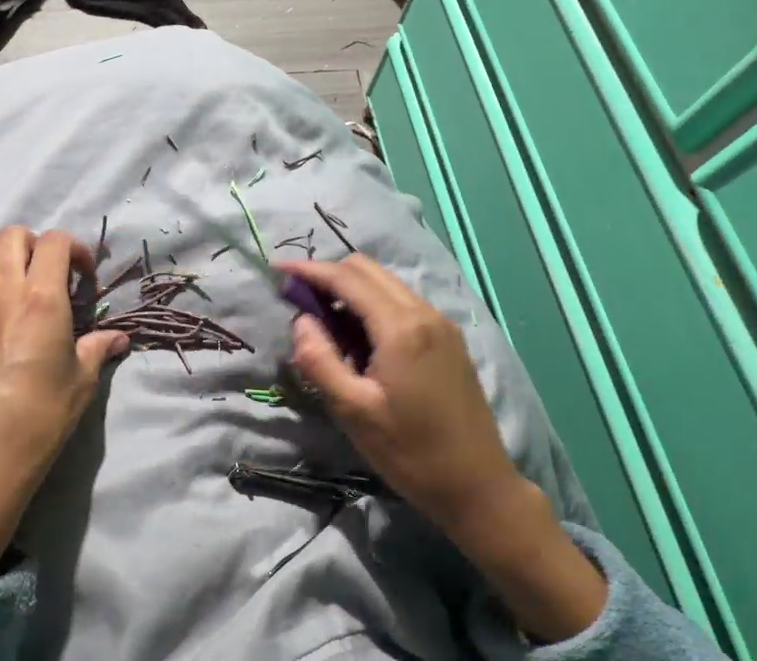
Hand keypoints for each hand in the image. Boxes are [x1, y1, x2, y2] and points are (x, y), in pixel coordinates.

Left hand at [0, 227, 128, 591]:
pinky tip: (1, 340)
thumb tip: (117, 338)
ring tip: (28, 312)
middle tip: (54, 281)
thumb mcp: (80, 383)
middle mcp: (1, 293)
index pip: (55, 241)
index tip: (84, 279)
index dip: (75, 249)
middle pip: (13, 236)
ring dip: (13, 273)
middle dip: (38, 246)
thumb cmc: (39, 419)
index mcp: (39, 299)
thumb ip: (97, 348)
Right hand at [283, 255, 606, 643]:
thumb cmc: (412, 454)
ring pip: (386, 282)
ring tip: (323, 321)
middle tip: (298, 300)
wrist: (480, 487)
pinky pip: (402, 302)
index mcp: (401, 328)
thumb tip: (301, 321)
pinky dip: (373, 304)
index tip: (277, 270)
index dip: (308, 269)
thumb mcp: (354, 413)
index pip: (346, 278)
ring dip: (351, 289)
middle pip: (367, 269)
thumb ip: (320, 360)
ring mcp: (442, 324)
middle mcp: (425, 313)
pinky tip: (359, 337)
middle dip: (328, 274)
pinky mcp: (449, 339)